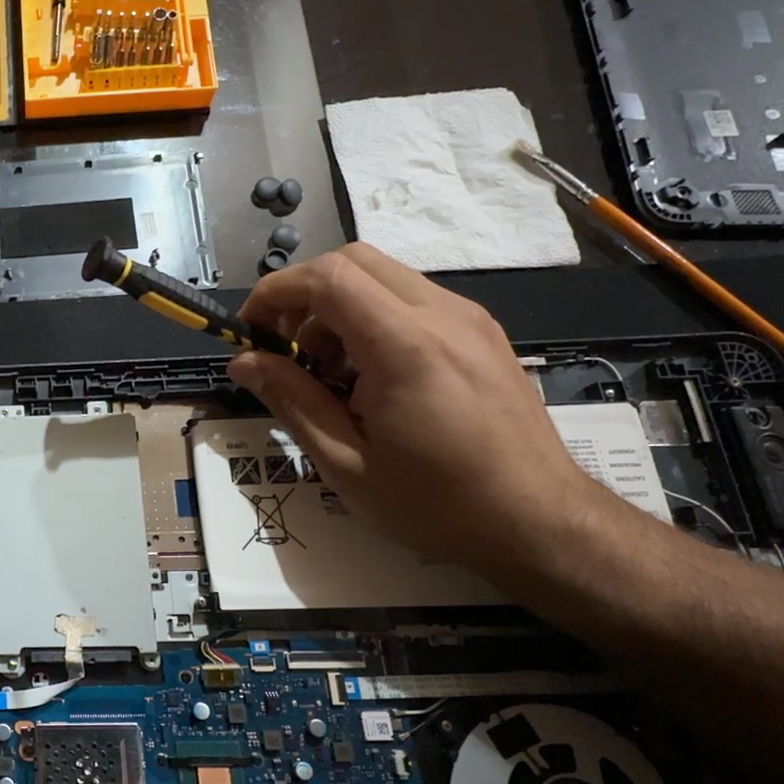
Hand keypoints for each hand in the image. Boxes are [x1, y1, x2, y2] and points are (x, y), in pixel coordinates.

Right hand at [225, 243, 615, 568]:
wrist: (538, 522)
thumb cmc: (436, 504)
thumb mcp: (346, 463)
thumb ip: (293, 401)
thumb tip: (245, 362)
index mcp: (405, 346)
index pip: (328, 277)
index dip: (275, 293)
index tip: (249, 333)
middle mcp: (442, 315)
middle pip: (353, 261)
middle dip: (303, 293)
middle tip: (282, 347)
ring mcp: (468, 320)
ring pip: (383, 277)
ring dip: (336, 308)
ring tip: (324, 372)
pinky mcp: (480, 333)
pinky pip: (411, 300)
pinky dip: (371, 319)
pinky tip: (366, 377)